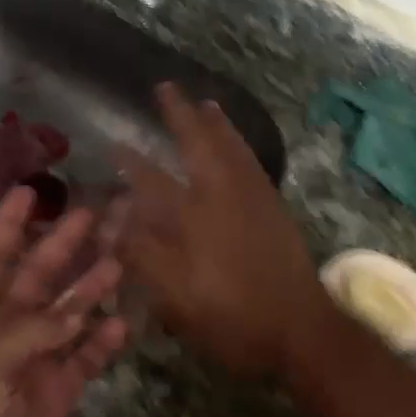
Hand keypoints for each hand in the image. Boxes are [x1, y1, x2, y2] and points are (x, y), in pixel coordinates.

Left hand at [0, 188, 129, 416]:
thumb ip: (26, 333)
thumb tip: (75, 311)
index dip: (6, 224)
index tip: (30, 189)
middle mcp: (1, 334)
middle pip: (36, 279)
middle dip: (62, 247)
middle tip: (95, 214)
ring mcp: (30, 365)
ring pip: (66, 315)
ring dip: (89, 288)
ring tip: (120, 259)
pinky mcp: (55, 397)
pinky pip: (82, 360)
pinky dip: (100, 341)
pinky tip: (121, 322)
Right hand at [119, 83, 331, 376]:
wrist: (302, 329)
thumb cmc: (232, 317)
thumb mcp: (176, 297)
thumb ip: (143, 254)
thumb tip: (114, 220)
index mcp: (192, 215)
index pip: (152, 180)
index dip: (130, 163)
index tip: (114, 144)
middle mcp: (221, 194)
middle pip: (198, 143)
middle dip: (179, 114)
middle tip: (166, 88)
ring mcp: (252, 196)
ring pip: (230, 146)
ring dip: (215, 122)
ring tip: (205, 103)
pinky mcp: (273, 206)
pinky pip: (250, 159)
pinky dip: (238, 141)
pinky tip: (235, 142)